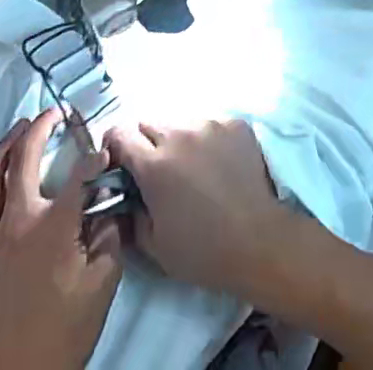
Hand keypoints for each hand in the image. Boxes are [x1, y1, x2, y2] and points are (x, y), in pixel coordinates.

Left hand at [0, 109, 121, 369]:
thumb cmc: (63, 335)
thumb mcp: (102, 286)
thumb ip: (109, 238)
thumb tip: (110, 207)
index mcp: (53, 229)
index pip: (79, 175)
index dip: (95, 155)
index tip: (106, 144)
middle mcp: (15, 226)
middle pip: (21, 163)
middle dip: (38, 131)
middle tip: (52, 114)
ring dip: (0, 149)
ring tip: (15, 131)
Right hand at [101, 120, 293, 301]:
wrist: (258, 240)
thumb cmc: (201, 250)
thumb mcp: (151, 242)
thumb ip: (129, 211)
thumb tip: (122, 193)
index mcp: (154, 164)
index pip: (119, 134)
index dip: (114, 148)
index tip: (120, 165)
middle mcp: (181, 135)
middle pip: (149, 125)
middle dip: (145, 145)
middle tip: (157, 172)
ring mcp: (212, 125)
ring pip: (181, 123)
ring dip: (178, 141)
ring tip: (192, 170)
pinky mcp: (237, 124)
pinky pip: (211, 125)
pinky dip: (207, 140)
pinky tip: (217, 165)